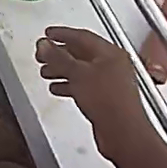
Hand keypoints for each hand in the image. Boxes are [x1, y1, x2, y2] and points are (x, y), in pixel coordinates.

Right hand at [37, 26, 157, 163]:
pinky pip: (84, 86)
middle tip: (43, 52)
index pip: (82, 36)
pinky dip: (69, 85)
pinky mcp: (106, 99)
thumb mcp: (78, 74)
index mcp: (110, 53)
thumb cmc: (110, 102)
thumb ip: (59, 58)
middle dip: (60, 53)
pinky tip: (58, 88)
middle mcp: (113, 65)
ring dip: (62, 70)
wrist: (123, 134)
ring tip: (46, 71)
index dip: (63, 33)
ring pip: (81, 70)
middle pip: (81, 53)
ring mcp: (110, 82)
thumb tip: (45, 45)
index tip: (49, 33)